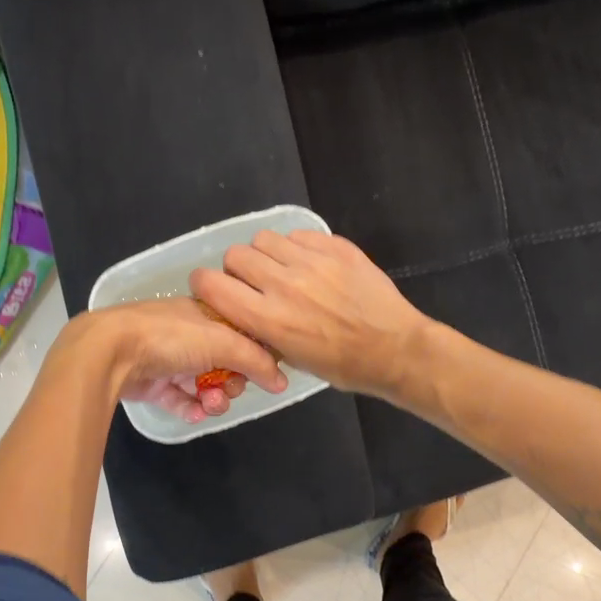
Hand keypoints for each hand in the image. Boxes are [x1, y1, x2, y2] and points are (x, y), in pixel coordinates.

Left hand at [61, 298, 287, 422]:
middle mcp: (189, 335)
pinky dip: (192, 409)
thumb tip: (282, 382)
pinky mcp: (153, 384)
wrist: (111, 352)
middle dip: (232, 382)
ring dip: (214, 399)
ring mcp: (169, 360)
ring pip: (204, 385)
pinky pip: (182, 400)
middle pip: (225, 363)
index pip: (241, 334)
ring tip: (209, 406)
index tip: (265, 372)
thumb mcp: (221, 341)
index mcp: (206, 313)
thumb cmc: (170, 336)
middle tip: (228, 390)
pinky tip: (196, 415)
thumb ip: (256, 360)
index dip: (255, 354)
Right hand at [190, 230, 433, 398]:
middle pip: (236, 255)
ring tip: (282, 268)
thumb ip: (262, 330)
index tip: (212, 289)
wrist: (395, 349)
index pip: (212, 285)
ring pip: (265, 239)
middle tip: (253, 281)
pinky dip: (296, 247)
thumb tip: (246, 311)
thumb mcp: (292, 359)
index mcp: (268, 319)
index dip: (205, 284)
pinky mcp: (336, 248)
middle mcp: (284, 285)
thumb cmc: (343, 366)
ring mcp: (312, 262)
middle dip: (237, 268)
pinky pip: (299, 234)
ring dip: (266, 253)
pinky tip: (309, 264)